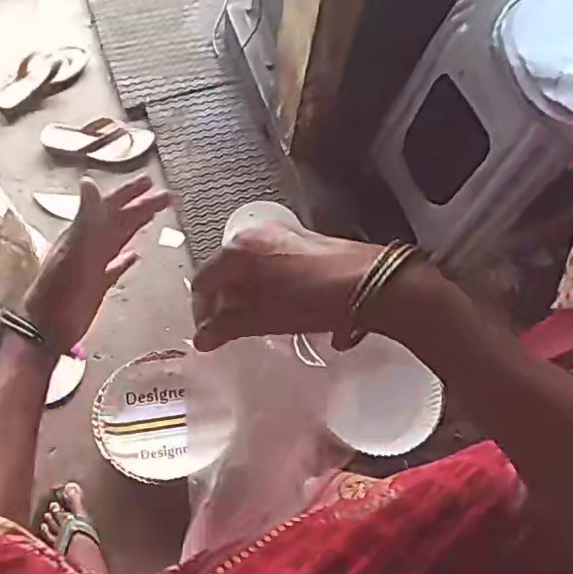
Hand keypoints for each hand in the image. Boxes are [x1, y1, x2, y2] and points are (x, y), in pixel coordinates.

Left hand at [21, 175, 170, 351]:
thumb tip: (89, 181)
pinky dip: (126, 260)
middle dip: (142, 206)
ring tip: (153, 216)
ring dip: (136, 226)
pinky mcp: (97, 285)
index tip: (151, 181)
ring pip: (119, 239)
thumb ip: (85, 218)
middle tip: (166, 196)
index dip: (131, 193)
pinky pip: (115, 267)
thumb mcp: (74, 253)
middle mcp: (89, 246)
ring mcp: (93, 265)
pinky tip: (135, 257)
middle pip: (120, 220)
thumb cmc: (59, 294)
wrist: (46, 329)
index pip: (112, 207)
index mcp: (85, 235)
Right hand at [190, 224, 385, 350]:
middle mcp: (256, 236)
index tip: (208, 334)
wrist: (371, 284)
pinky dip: (270, 288)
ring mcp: (283, 237)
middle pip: (226, 274)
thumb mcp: (264, 318)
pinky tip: (285, 310)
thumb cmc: (313, 300)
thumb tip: (202, 337)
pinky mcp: (305, 244)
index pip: (203, 281)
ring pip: (251, 271)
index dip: (201, 311)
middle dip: (225, 304)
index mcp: (239, 251)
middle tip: (230, 331)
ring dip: (249, 297)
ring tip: (258, 324)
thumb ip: (228, 327)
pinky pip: (274, 268)